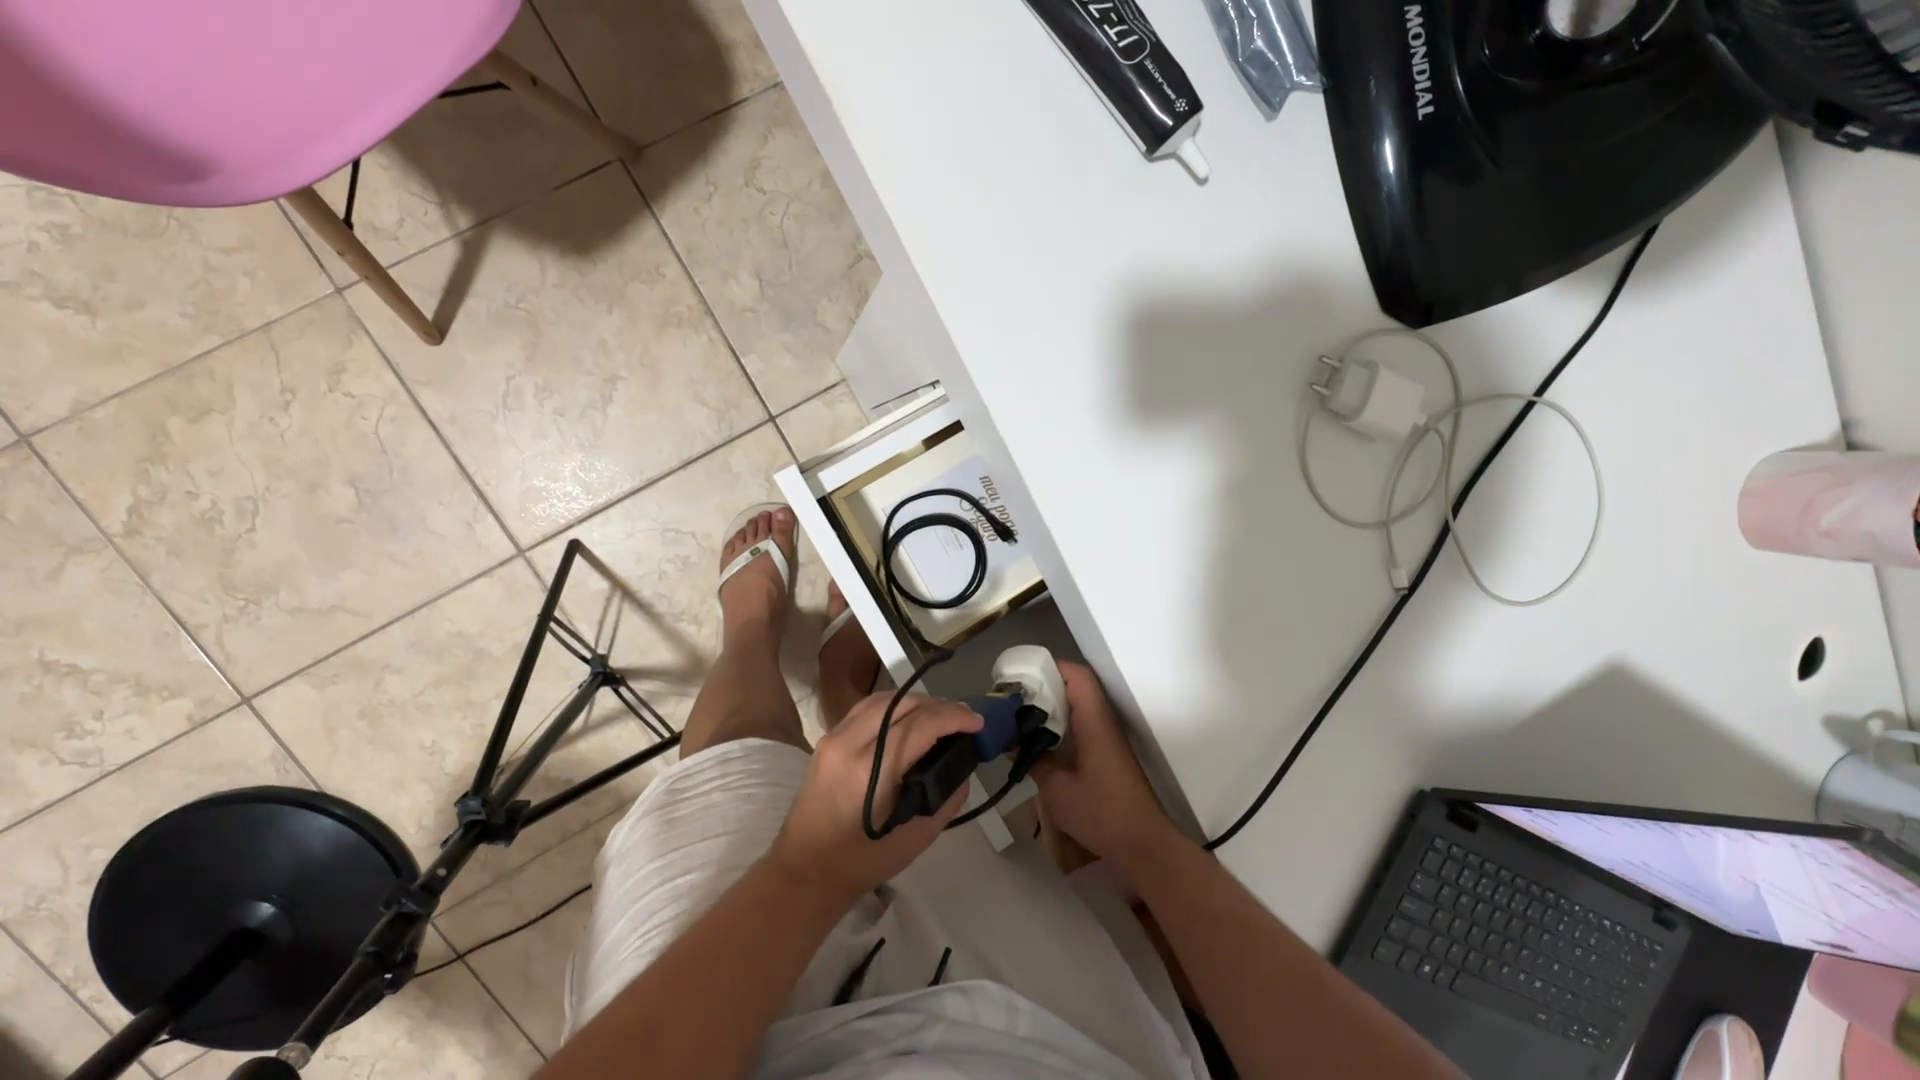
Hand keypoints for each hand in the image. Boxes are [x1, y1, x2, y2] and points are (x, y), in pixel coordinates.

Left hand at [767, 692, 982, 908]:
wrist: (807, 869)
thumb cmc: (865, 860)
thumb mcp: (919, 836)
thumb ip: (949, 796)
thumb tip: (962, 765)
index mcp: (871, 771)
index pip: (921, 725)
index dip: (955, 717)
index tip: (978, 723)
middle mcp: (848, 744)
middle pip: (901, 703)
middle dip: (938, 705)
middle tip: (963, 718)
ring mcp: (833, 738)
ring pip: (881, 699)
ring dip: (915, 702)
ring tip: (939, 715)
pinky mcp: (827, 740)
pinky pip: (865, 709)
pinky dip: (893, 707)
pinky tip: (909, 719)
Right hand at [1029, 662, 1176, 873]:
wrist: (1141, 843)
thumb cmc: (1101, 813)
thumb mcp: (1057, 789)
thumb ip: (1034, 760)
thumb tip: (1014, 743)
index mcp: (1094, 723)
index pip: (1077, 676)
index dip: (1050, 667)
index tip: (1020, 675)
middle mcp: (1103, 723)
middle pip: (1076, 687)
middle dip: (1043, 686)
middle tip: (1013, 698)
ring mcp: (1107, 739)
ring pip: (1078, 707)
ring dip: (1052, 707)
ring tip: (1020, 717)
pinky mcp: (1107, 754)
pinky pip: (1082, 725)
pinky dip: (1060, 725)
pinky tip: (1040, 742)